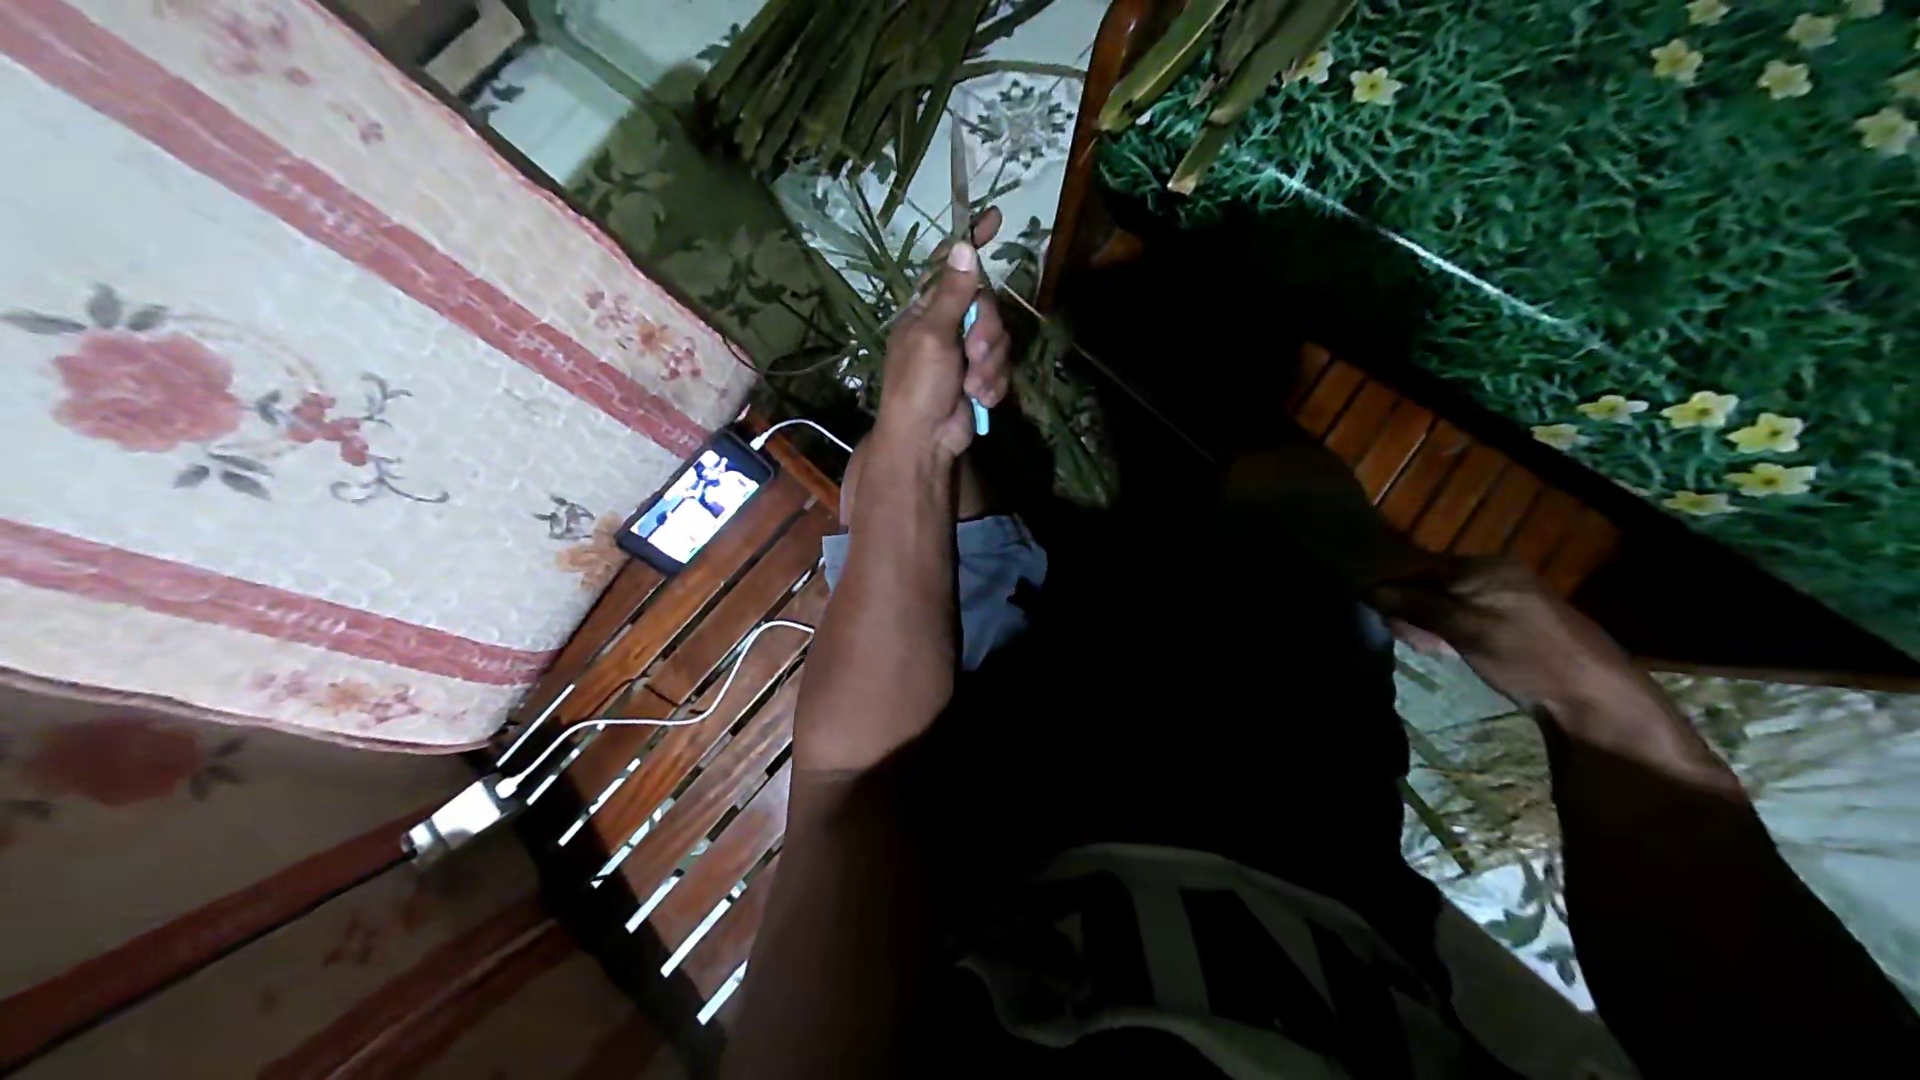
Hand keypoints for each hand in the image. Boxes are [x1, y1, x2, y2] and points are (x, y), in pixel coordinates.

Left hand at [872, 213, 1011, 462]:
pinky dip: (993, 385)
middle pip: (986, 306)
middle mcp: (946, 327)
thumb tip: (962, 246)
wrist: (926, 440)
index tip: (993, 218)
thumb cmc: (917, 386)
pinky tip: (979, 399)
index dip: (970, 244)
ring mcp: (964, 354)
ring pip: (998, 340)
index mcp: (925, 312)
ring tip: (973, 387)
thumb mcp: (933, 335)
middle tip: (974, 354)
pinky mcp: (980, 378)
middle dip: (987, 333)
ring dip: (990, 366)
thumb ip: (952, 293)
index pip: (950, 267)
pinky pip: (1001, 368)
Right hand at [1371, 560, 1646, 713]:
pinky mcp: (1513, 619)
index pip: (1417, 566)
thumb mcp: (1462, 628)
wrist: (1594, 697)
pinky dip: (1448, 630)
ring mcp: (1506, 595)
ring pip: (1444, 601)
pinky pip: (1464, 614)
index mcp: (1483, 565)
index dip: (1390, 588)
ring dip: (1427, 623)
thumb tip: (1368, 590)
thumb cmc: (1524, 656)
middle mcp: (1494, 572)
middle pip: (1429, 583)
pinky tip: (1448, 650)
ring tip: (1429, 648)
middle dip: (1410, 608)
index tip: (1375, 615)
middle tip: (1408, 639)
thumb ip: (1414, 605)